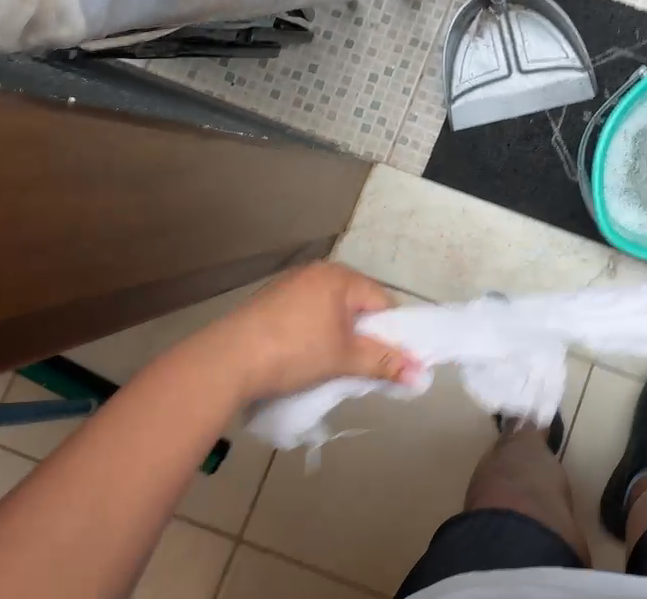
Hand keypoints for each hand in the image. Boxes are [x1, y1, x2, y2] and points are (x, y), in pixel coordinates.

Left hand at [199, 262, 418, 400]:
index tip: (385, 360)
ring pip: (329, 310)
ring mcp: (291, 283)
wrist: (226, 361)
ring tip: (326, 363)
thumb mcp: (343, 359)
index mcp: (341, 277)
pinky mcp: (270, 300)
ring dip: (335, 334)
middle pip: (356, 303)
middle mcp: (318, 272)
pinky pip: (305, 312)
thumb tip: (420, 375)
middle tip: (355, 364)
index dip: (389, 332)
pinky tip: (299, 355)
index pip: (382, 301)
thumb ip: (383, 363)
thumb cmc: (294, 353)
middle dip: (360, 333)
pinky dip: (311, 332)